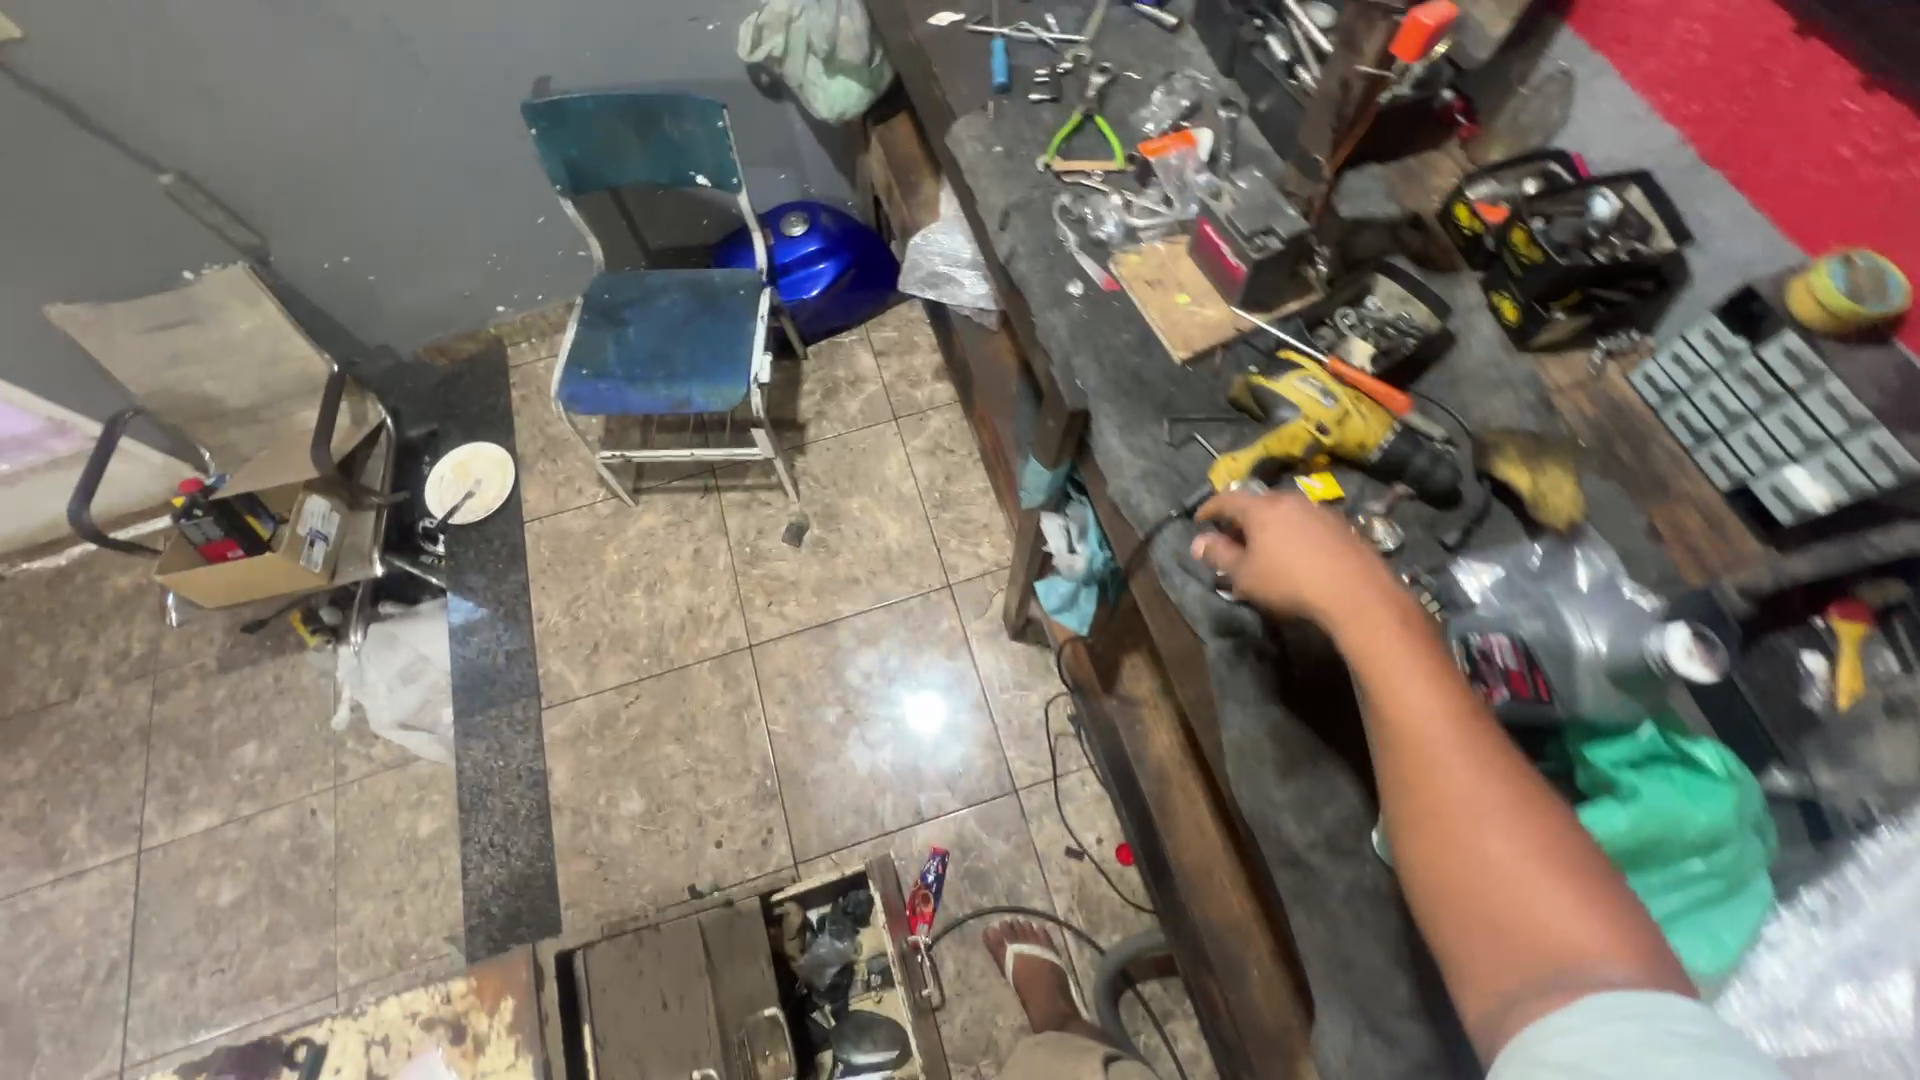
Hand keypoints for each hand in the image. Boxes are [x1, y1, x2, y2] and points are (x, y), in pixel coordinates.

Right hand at [1190, 490, 1392, 620]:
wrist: (1355, 591)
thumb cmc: (1289, 582)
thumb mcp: (1244, 574)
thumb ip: (1219, 555)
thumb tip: (1198, 541)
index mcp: (1260, 508)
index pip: (1226, 499)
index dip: (1209, 508)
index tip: (1200, 519)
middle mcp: (1289, 500)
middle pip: (1257, 502)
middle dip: (1241, 518)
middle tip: (1233, 538)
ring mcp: (1318, 509)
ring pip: (1284, 511)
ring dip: (1269, 525)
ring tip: (1265, 546)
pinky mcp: (1340, 524)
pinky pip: (1306, 522)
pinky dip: (1293, 531)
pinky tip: (1296, 552)